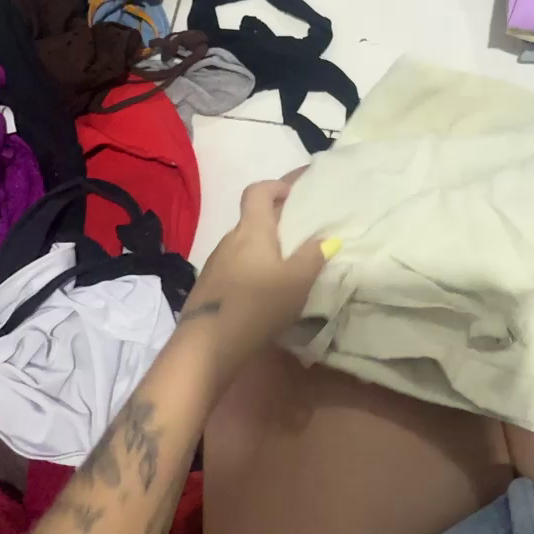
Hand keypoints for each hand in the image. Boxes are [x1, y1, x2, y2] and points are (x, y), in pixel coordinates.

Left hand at [177, 177, 330, 387]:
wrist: (206, 348)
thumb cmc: (257, 304)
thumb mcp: (297, 281)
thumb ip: (313, 256)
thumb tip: (327, 239)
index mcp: (252, 229)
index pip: (258, 190)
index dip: (277, 185)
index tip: (297, 193)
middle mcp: (231, 239)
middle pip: (253, 218)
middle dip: (277, 220)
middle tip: (303, 231)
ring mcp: (216, 263)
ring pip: (245, 244)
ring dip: (265, 247)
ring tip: (288, 264)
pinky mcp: (210, 287)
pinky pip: (236, 265)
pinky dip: (253, 268)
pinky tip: (266, 290)